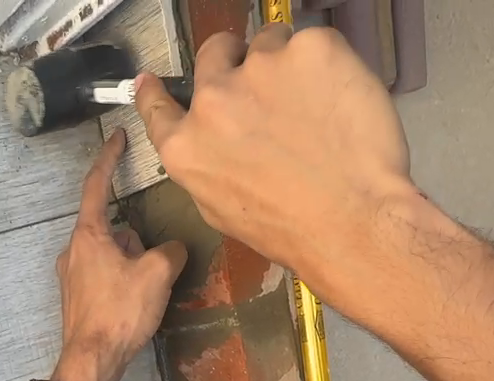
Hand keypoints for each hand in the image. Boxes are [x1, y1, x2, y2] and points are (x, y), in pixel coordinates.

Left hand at [52, 129, 187, 380]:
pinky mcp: (75, 300)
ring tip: (145, 292)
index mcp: (87, 235)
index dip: (109, 158)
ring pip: (109, 255)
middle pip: (110, 228)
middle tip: (153, 264)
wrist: (91, 361)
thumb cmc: (120, 312)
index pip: (96, 185)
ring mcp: (70, 277)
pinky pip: (103, 277)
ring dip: (131, 264)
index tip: (118, 137)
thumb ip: (171, 250)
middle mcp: (72, 251)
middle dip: (135, 240)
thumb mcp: (158, 273)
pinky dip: (122, 282)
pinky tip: (133, 305)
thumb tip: (171, 250)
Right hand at [135, 26, 417, 289]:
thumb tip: (212, 144)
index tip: (149, 81)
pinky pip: (315, 42)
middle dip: (232, 61)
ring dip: (283, 62)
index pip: (156, 108)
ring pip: (270, 41)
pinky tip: (337, 100)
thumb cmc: (282, 226)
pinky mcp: (310, 47)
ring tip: (309, 102)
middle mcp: (212, 101)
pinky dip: (326, 65)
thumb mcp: (217, 209)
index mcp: (185, 147)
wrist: (345, 215)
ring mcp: (260, 67)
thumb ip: (204, 164)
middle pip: (214, 53)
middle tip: (262, 85)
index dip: (153, 92)